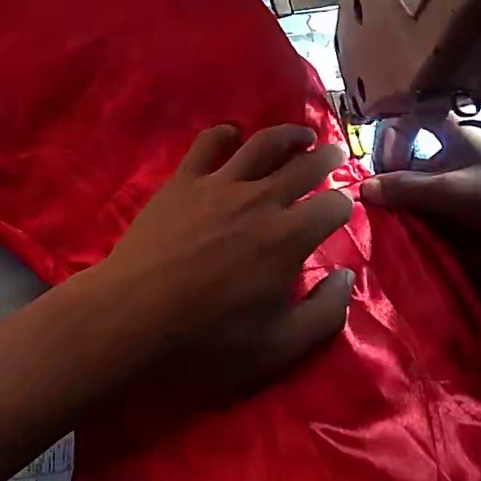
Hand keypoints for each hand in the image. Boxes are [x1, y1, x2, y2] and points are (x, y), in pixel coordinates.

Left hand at [102, 124, 356, 395]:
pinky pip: (209, 143)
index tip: (344, 208)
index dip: (344, 204)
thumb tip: (347, 277)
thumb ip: (324, 314)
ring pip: (263, 144)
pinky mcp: (185, 179)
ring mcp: (220, 183)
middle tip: (337, 152)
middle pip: (305, 165)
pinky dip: (226, 133)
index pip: (332, 206)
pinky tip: (234, 135)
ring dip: (289, 135)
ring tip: (301, 134)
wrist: (133, 315)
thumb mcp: (277, 346)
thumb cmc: (206, 338)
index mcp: (288, 238)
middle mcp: (260, 199)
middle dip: (328, 157)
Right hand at [359, 117, 480, 268]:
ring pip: (448, 181)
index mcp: (459, 128)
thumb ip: (409, 189)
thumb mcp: (456, 194)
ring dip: (431, 207)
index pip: (409, 118)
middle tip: (397, 213)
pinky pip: (470, 202)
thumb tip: (363, 186)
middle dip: (407, 184)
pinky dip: (457, 219)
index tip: (377, 174)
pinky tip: (461, 245)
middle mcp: (475, 141)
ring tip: (426, 234)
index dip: (388, 141)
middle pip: (426, 154)